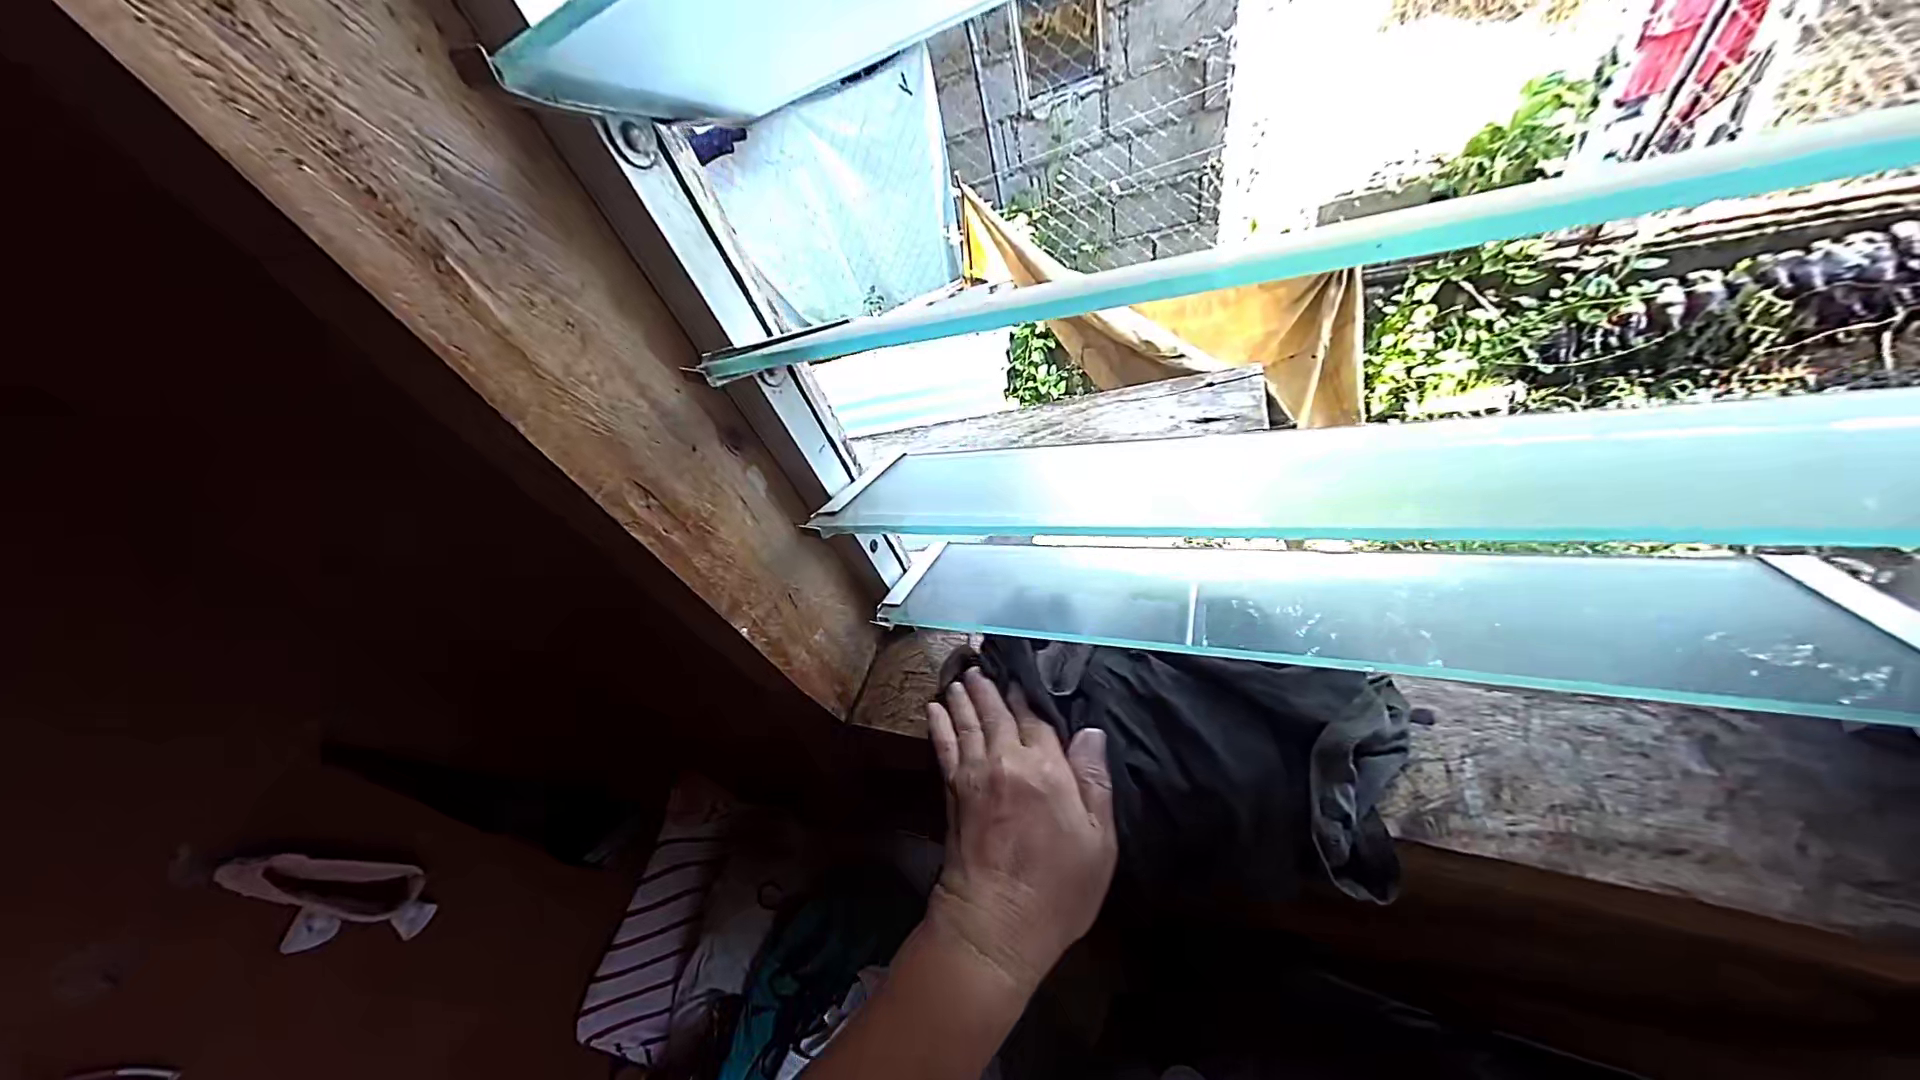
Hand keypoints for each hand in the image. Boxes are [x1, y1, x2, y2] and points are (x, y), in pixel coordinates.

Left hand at [924, 668, 1116, 992]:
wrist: (994, 925)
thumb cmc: (1058, 889)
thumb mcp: (1099, 842)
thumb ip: (1093, 781)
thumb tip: (1090, 732)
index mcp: (1046, 768)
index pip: (1036, 717)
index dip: (1028, 694)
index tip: (1021, 672)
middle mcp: (1006, 761)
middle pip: (997, 711)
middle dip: (989, 685)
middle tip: (980, 660)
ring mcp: (973, 774)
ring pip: (968, 722)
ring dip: (962, 697)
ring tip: (960, 676)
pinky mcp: (951, 791)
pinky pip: (944, 746)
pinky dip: (939, 725)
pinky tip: (934, 708)